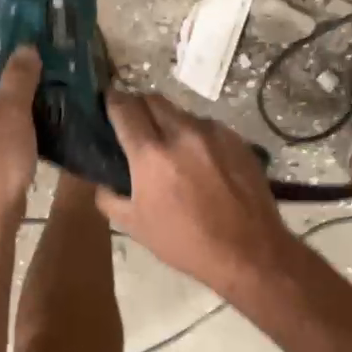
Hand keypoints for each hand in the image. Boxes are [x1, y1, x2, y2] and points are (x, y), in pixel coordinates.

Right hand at [98, 93, 291, 294]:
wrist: (250, 253)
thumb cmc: (186, 242)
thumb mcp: (135, 227)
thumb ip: (109, 198)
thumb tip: (102, 183)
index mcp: (150, 153)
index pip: (124, 107)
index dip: (111, 100)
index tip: (107, 104)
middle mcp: (181, 133)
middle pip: (151, 98)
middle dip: (139, 105)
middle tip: (135, 124)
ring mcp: (212, 133)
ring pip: (181, 111)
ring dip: (168, 121)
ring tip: (171, 146)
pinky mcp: (236, 139)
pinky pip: (207, 126)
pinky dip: (196, 135)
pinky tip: (201, 160)